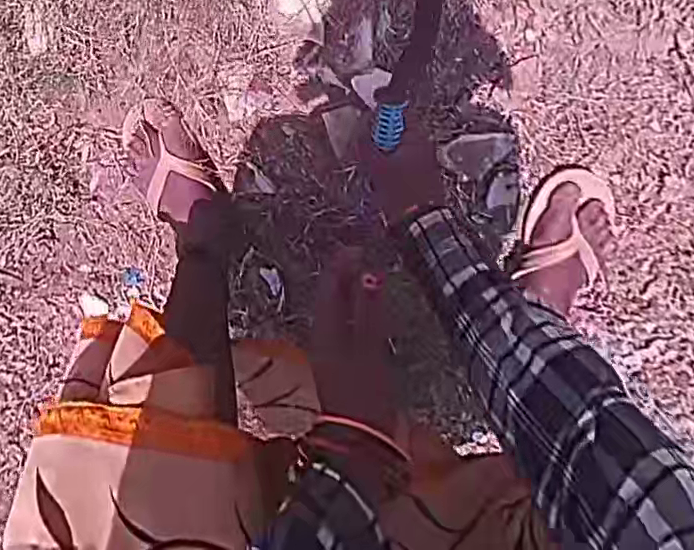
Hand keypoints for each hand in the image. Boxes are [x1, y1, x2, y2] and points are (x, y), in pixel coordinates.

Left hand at [310, 248, 396, 436]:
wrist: (358, 444)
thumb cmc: (363, 394)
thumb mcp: (370, 350)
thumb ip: (369, 312)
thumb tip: (369, 273)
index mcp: (326, 329)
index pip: (329, 287)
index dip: (340, 265)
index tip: (355, 248)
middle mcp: (322, 336)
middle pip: (329, 297)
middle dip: (342, 276)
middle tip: (359, 258)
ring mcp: (329, 352)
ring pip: (335, 312)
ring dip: (347, 294)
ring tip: (362, 279)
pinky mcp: (340, 366)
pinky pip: (342, 327)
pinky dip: (352, 313)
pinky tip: (364, 315)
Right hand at [362, 119, 445, 221]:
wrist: (421, 224)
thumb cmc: (403, 193)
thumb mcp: (376, 165)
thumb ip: (366, 143)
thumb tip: (360, 127)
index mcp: (417, 138)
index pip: (400, 111)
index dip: (382, 113)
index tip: (369, 119)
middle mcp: (423, 147)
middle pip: (397, 130)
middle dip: (379, 136)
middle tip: (367, 145)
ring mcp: (423, 162)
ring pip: (396, 147)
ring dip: (381, 153)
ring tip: (372, 166)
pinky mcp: (419, 176)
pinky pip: (400, 162)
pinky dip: (388, 166)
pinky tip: (380, 179)